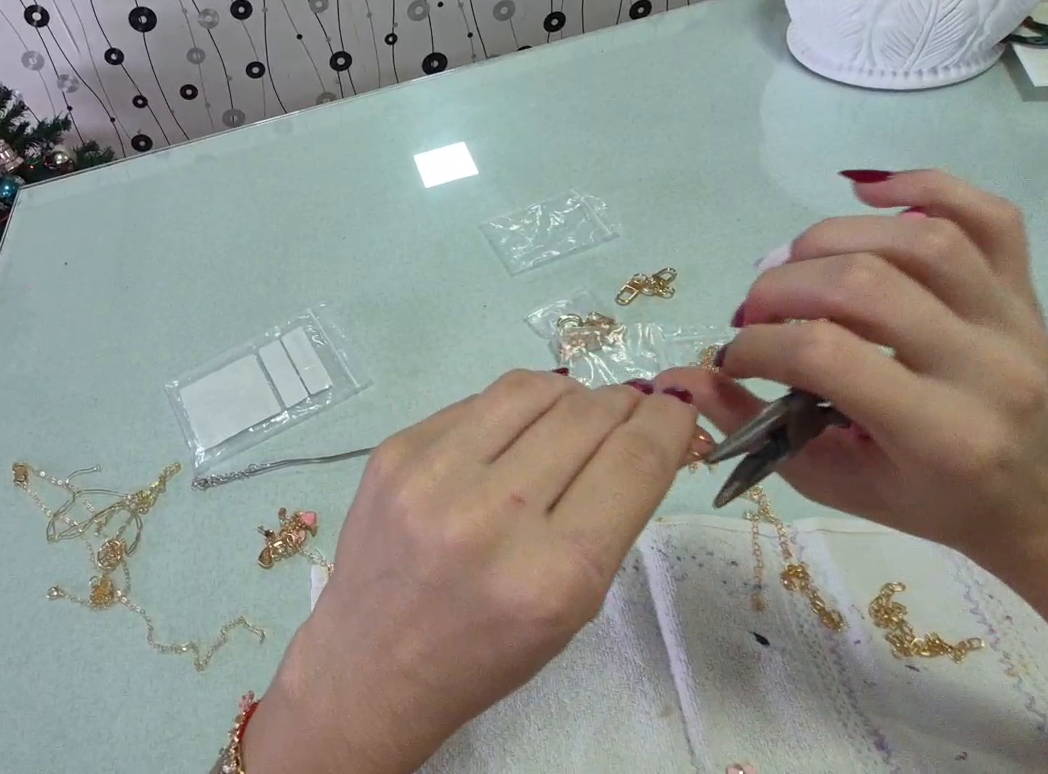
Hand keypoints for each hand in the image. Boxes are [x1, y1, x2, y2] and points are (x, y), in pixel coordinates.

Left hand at [243, 370, 700, 773]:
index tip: (676, 409)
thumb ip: (609, 515)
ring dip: (566, 392)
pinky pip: (473, 402)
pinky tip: (510, 432)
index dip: (667, 422)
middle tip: (627, 409)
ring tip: (572, 412)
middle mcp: (491, 513)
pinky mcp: (394, 449)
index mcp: (554, 574)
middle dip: (621, 403)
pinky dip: (508, 409)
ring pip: (527, 387)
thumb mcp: (571, 606)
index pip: (634, 462)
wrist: (372, 660)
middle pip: (585, 414)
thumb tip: (641, 429)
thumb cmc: (485, 650)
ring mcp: (432, 473)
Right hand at [678, 169, 1047, 578]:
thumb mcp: (828, 482)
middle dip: (778, 289)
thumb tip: (680, 378)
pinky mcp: (1025, 290)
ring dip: (827, 240)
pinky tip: (865, 193)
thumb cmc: (927, 500)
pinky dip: (923, 187)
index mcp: (941, 432)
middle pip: (862, 283)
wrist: (1044, 503)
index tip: (734, 359)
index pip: (824, 355)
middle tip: (755, 316)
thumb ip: (748, 425)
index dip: (756, 346)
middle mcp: (986, 366)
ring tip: (792, 268)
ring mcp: (1013, 319)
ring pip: (917, 238)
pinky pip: (988, 215)